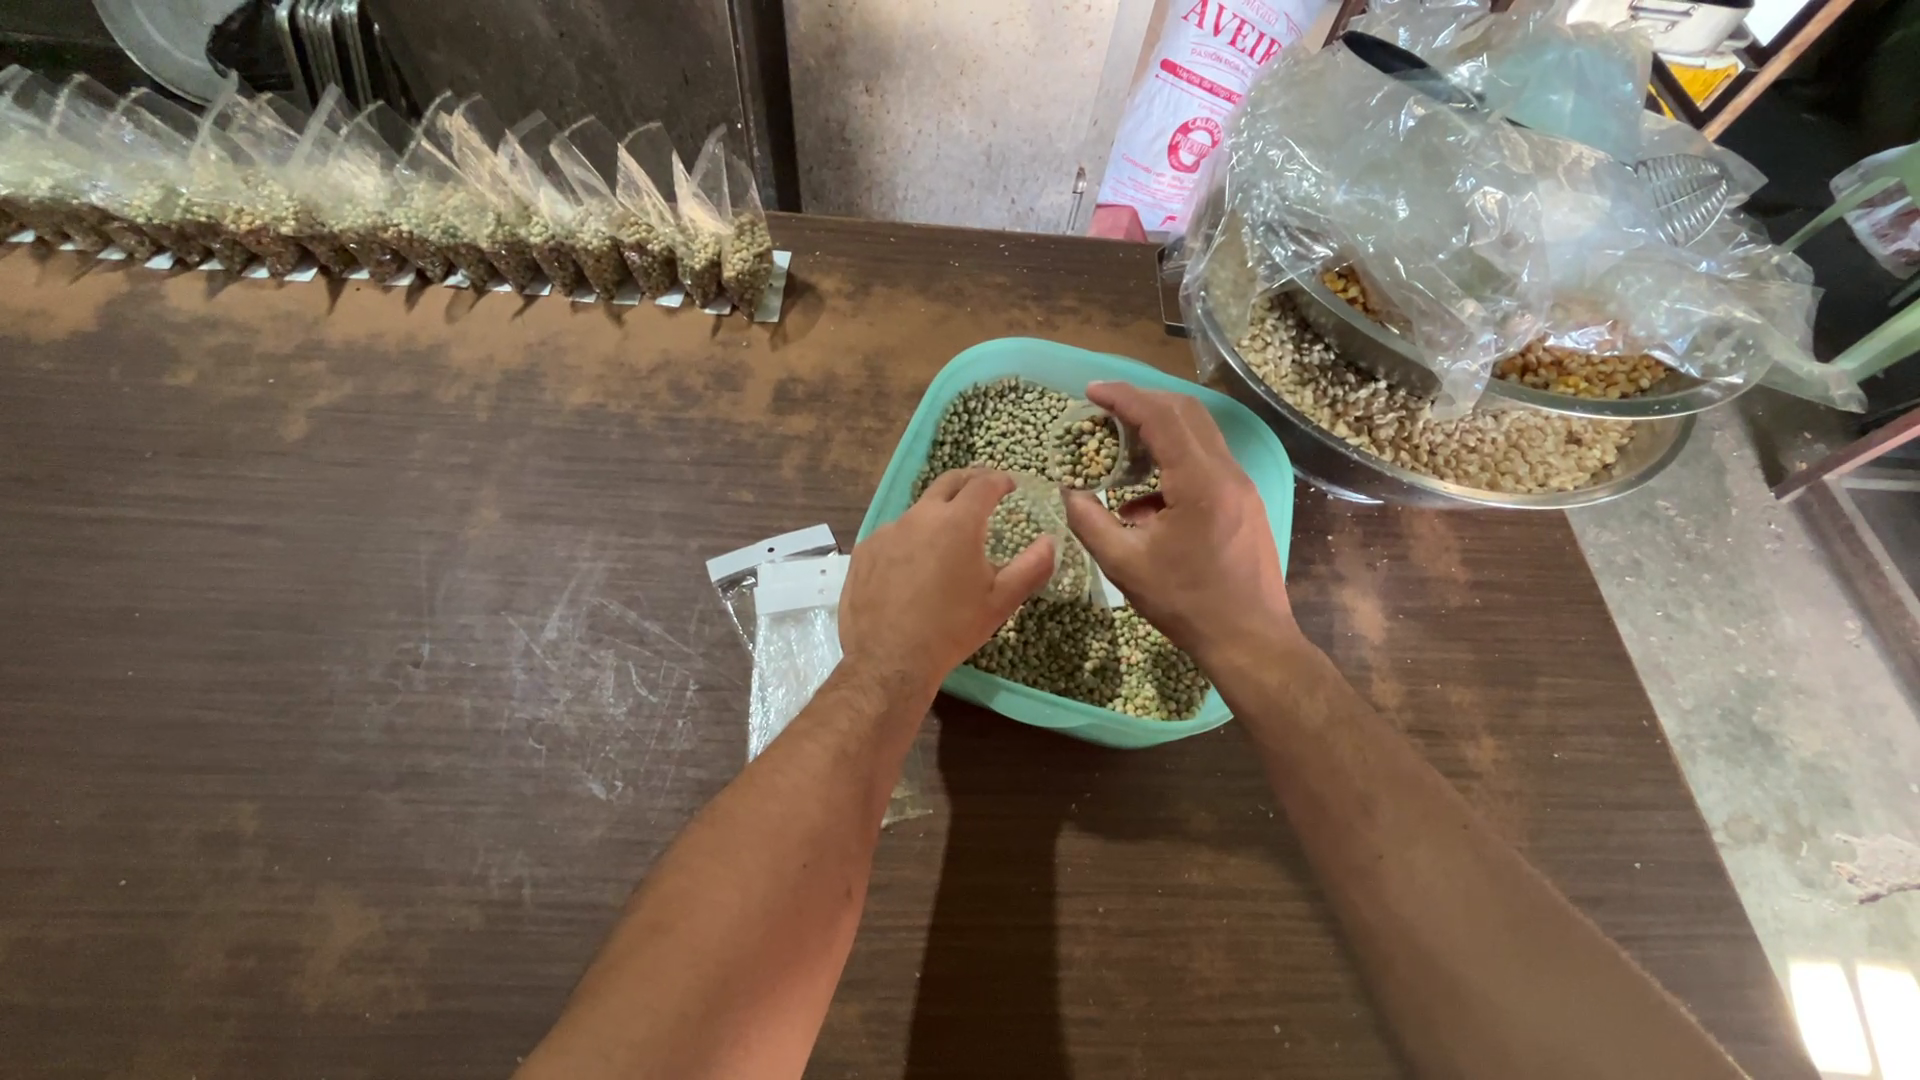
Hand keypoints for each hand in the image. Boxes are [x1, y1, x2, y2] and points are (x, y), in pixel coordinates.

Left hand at [840, 469, 1055, 700]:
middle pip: (948, 482)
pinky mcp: (865, 550)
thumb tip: (1051, 542)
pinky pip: (893, 535)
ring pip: (918, 511)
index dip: (1000, 480)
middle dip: (970, 481)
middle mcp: (920, 516)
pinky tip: (913, 568)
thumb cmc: (952, 629)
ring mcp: (887, 531)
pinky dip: (910, 540)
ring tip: (947, 541)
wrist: (889, 659)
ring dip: (937, 516)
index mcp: (958, 522)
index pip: (983, 484)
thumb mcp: (1000, 601)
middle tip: (982, 491)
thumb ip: (1031, 567)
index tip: (1009, 486)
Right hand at [1062, 382, 1298, 665]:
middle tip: (1105, 409)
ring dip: (1160, 428)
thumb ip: (1090, 522)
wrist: (1249, 639)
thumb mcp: (1124, 565)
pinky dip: (1173, 460)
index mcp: (1200, 482)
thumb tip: (1068, 493)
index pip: (1161, 417)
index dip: (1124, 397)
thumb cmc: (1185, 604)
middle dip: (1143, 402)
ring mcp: (1241, 487)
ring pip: (1200, 435)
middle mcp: (1227, 473)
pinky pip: (1206, 463)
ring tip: (1121, 443)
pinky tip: (1143, 497)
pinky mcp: (1244, 502)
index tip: (1092, 391)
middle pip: (1186, 413)